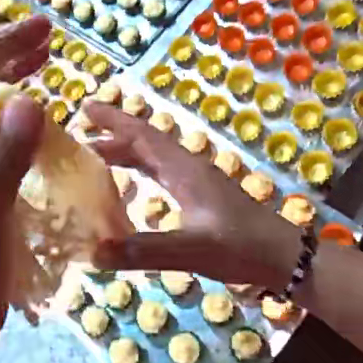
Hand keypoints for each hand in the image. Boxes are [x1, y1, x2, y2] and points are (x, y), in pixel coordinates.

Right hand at [81, 102, 302, 294]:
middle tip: (80, 130)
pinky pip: (161, 171)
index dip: (113, 120)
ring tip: (94, 155)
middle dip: (112, 132)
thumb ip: (142, 251)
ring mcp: (195, 179)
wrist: (283, 256)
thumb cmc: (239, 248)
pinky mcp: (200, 194)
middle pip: (144, 140)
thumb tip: (92, 252)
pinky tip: (129, 181)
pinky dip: (138, 168)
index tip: (85, 106)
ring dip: (124, 150)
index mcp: (183, 169)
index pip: (141, 135)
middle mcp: (187, 167)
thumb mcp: (190, 250)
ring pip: (152, 155)